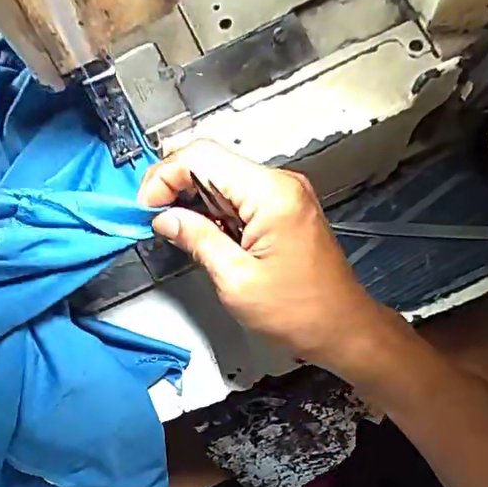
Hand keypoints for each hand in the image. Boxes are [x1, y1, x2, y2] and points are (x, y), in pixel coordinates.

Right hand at [139, 141, 408, 375]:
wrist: (340, 329)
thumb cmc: (302, 312)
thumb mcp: (235, 280)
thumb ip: (197, 240)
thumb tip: (166, 219)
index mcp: (271, 195)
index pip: (202, 157)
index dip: (164, 177)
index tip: (147, 206)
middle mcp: (281, 186)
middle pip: (211, 162)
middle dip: (175, 187)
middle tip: (154, 218)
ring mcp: (284, 196)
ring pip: (222, 178)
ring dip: (193, 200)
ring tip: (176, 231)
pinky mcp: (283, 211)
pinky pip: (238, 197)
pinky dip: (213, 211)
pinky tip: (203, 235)